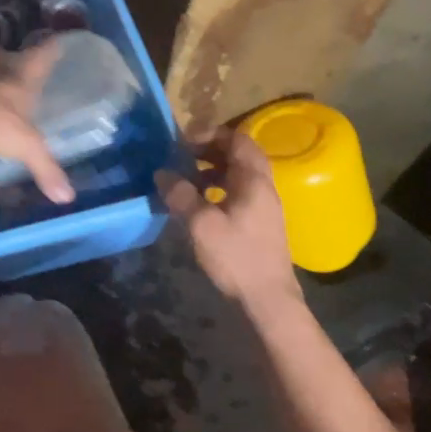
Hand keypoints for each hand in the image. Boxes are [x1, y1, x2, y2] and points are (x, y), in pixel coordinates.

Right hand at [157, 131, 300, 311]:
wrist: (268, 298)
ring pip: (238, 175)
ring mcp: (264, 206)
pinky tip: (199, 204)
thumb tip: (162, 173)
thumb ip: (181, 194)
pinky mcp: (260, 223)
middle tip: (181, 155)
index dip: (210, 133)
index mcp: (253, 180)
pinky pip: (238, 192)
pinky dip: (217, 188)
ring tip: (185, 179)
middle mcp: (263, 187)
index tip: (183, 140)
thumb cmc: (236, 257)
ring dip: (212, 170)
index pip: (237, 139)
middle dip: (209, 150)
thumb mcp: (201, 224)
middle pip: (239, 155)